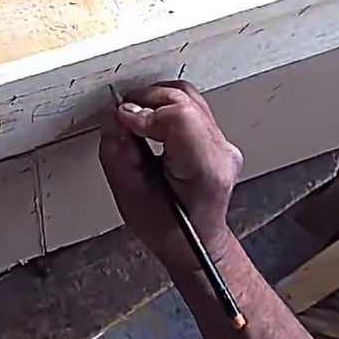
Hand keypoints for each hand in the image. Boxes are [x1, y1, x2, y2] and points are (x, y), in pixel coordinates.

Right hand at [98, 81, 242, 271]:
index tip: (122, 119)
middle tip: (122, 118)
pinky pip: (190, 105)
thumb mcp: (129, 195)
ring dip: (155, 101)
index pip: (179, 116)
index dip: (143, 112)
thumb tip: (115, 117)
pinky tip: (150, 121)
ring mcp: (223, 142)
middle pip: (182, 100)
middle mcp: (220, 152)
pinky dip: (164, 106)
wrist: (196, 242)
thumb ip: (118, 151)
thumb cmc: (167, 229)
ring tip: (134, 119)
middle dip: (145, 102)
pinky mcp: (217, 137)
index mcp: (204, 169)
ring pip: (187, 96)